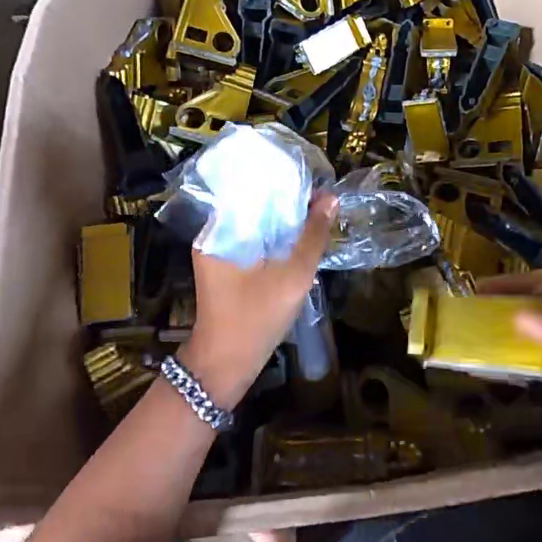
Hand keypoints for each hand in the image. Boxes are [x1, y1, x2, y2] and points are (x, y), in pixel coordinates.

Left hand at [179, 193, 336, 408]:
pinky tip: (296, 235)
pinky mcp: (225, 265)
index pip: (248, 189)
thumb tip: (330, 198)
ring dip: (280, 219)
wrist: (226, 364)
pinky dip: (272, 236)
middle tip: (317, 193)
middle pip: (251, 205)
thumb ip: (312, 237)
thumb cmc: (255, 318)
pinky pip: (251, 239)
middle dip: (283, 199)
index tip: (308, 177)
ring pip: (253, 223)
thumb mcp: (292, 276)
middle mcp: (212, 235)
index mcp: (217, 231)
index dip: (279, 181)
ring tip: (312, 208)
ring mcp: (217, 251)